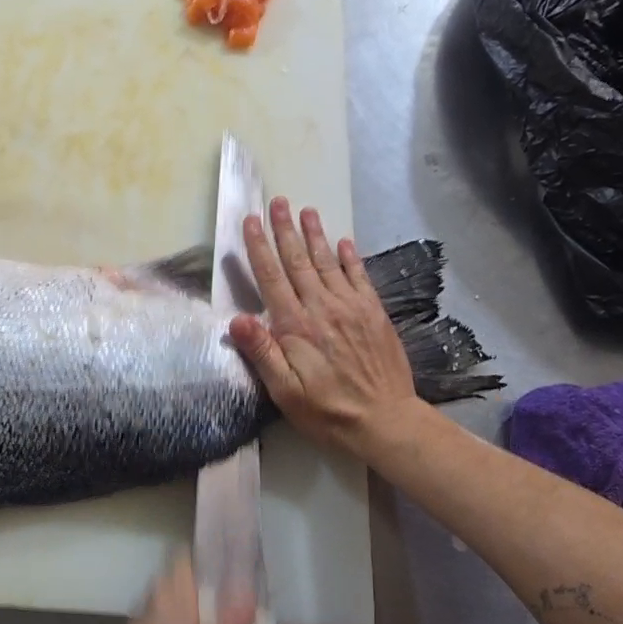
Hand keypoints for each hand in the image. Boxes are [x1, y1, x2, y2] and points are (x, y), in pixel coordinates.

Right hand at [228, 198, 422, 456]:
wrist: (386, 421)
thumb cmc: (328, 412)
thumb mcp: (286, 392)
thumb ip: (262, 353)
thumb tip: (236, 319)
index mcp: (296, 326)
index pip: (272, 278)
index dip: (259, 248)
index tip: (251, 221)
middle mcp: (322, 308)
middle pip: (298, 261)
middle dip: (285, 229)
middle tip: (278, 201)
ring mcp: (351, 307)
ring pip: (328, 262)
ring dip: (316, 235)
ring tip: (307, 210)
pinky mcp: (373, 313)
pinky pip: (359, 277)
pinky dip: (350, 257)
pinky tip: (344, 242)